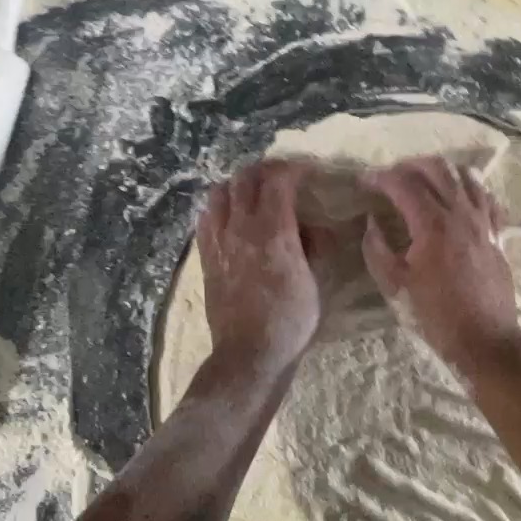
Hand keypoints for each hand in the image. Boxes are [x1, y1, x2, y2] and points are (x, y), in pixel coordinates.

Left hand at [196, 160, 322, 367]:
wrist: (250, 353)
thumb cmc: (291, 319)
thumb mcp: (316, 281)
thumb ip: (315, 245)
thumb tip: (315, 227)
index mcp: (273, 229)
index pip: (278, 179)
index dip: (294, 168)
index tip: (308, 171)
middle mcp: (241, 227)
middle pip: (245, 178)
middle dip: (265, 170)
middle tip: (281, 177)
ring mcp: (218, 240)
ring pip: (219, 192)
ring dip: (237, 186)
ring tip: (253, 194)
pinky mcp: (205, 256)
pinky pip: (205, 217)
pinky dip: (219, 208)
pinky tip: (230, 218)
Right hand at [360, 156, 519, 366]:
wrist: (485, 339)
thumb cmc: (436, 315)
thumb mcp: (394, 285)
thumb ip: (377, 248)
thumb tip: (372, 222)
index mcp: (432, 224)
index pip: (403, 184)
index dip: (380, 177)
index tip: (364, 182)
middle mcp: (461, 213)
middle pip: (436, 168)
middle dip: (409, 165)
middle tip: (391, 177)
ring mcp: (484, 221)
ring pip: (465, 176)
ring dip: (440, 171)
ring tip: (423, 180)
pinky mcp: (498, 233)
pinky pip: (487, 197)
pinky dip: (470, 188)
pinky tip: (458, 197)